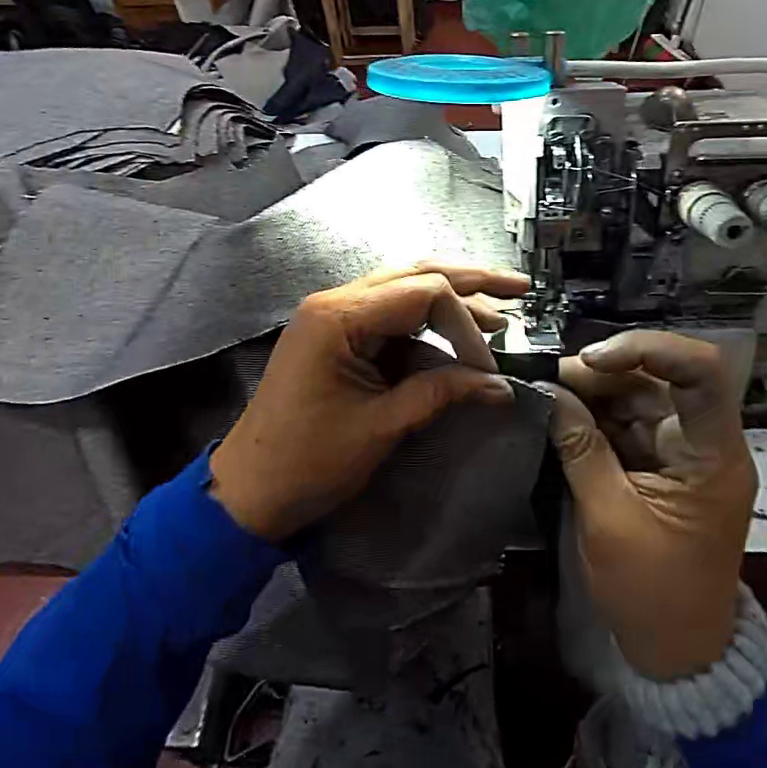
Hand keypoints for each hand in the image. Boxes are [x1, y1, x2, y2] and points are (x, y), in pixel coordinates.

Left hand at [209, 263, 530, 540]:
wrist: (247, 494)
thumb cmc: (307, 462)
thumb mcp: (383, 426)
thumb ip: (443, 393)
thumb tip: (501, 386)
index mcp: (338, 317)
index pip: (425, 292)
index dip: (466, 323)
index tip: (486, 367)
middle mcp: (336, 303)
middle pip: (418, 273)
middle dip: (472, 281)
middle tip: (519, 288)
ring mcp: (335, 317)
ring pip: (407, 288)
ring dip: (454, 297)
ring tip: (501, 310)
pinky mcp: (340, 336)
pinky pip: (394, 314)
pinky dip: (431, 319)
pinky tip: (459, 328)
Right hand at [544, 331, 757, 679]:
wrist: (679, 649)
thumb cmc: (653, 593)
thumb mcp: (609, 521)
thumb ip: (581, 451)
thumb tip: (552, 395)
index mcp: (714, 454)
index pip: (702, 372)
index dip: (651, 350)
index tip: (594, 361)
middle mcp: (707, 442)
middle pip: (666, 380)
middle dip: (610, 373)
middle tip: (556, 379)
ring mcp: (686, 453)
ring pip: (646, 399)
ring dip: (600, 392)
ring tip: (554, 392)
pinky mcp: (666, 465)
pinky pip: (634, 425)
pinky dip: (600, 418)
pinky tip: (567, 413)